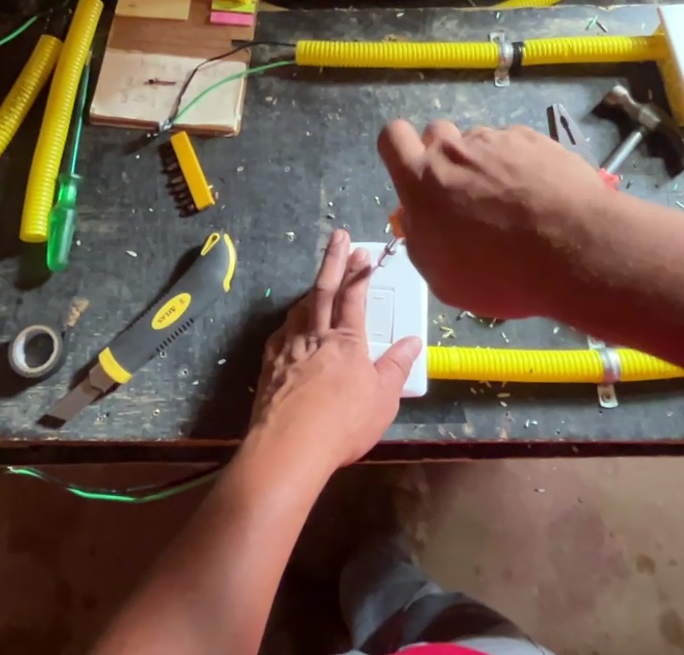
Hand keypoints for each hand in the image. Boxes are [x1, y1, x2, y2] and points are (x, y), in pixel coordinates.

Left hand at [245, 229, 421, 477]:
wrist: (288, 446)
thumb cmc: (343, 424)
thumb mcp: (382, 399)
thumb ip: (396, 367)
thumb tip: (414, 341)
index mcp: (347, 341)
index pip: (355, 297)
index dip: (359, 271)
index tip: (363, 251)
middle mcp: (316, 335)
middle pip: (324, 289)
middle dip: (334, 260)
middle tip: (339, 236)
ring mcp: (288, 347)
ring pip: (300, 308)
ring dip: (312, 290)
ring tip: (319, 280)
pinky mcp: (269, 364)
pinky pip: (282, 332)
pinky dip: (291, 321)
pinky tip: (291, 325)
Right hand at [377, 118, 617, 320]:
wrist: (576, 251)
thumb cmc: (500, 273)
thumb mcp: (442, 277)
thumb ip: (420, 240)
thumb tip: (417, 219)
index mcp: (422, 180)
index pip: (392, 137)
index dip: (400, 148)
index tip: (412, 167)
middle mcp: (455, 150)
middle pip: (436, 134)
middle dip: (444, 157)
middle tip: (463, 193)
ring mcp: (497, 140)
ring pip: (479, 142)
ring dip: (485, 164)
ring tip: (511, 201)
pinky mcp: (534, 139)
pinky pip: (516, 146)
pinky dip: (520, 165)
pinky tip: (539, 196)